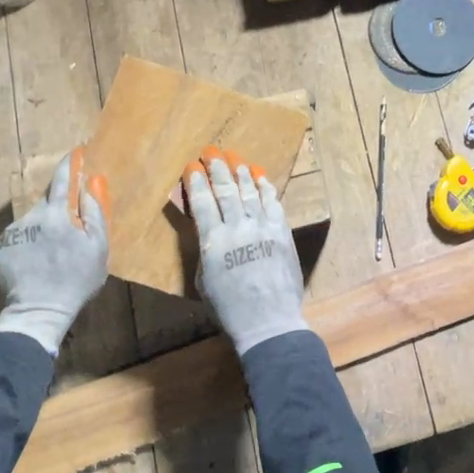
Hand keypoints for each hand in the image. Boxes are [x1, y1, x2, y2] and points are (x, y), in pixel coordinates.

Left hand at [0, 149, 109, 354]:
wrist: (38, 312)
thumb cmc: (76, 280)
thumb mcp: (98, 247)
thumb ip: (95, 214)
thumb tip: (89, 187)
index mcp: (58, 214)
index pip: (63, 180)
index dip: (69, 165)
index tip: (75, 154)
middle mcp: (31, 216)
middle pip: (47, 202)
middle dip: (57, 209)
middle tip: (66, 231)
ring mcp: (12, 232)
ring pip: (32, 220)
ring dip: (41, 227)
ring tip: (49, 252)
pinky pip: (17, 236)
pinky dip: (26, 242)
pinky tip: (32, 260)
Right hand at [186, 148, 307, 354]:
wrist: (268, 319)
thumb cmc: (229, 308)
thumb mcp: (204, 280)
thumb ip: (205, 249)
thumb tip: (206, 229)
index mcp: (214, 241)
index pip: (203, 203)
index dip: (197, 183)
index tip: (192, 166)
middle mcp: (238, 227)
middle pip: (226, 191)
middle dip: (218, 169)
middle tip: (212, 153)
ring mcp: (262, 227)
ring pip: (250, 192)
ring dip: (242, 174)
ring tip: (235, 159)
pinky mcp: (281, 231)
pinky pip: (273, 203)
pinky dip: (265, 189)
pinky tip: (261, 178)